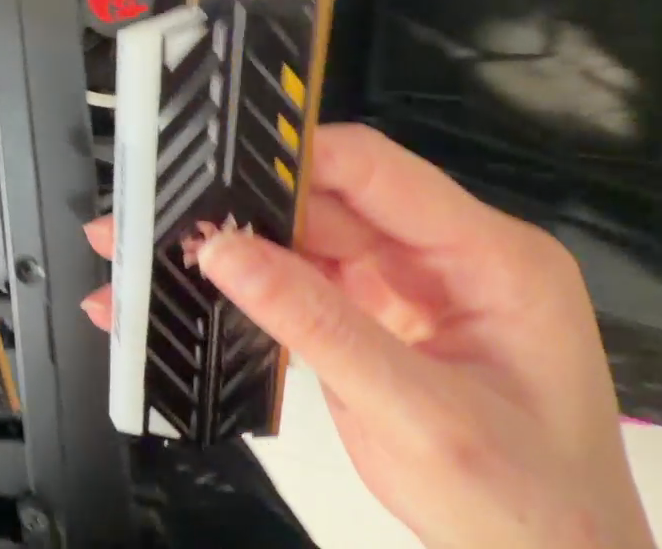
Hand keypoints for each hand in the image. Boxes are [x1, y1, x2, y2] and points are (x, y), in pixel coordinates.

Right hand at [82, 124, 653, 548]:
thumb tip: (221, 249)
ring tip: (139, 253)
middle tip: (146, 216)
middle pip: (315, 200)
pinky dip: (230, 287)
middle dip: (231, 207)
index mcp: (486, 256)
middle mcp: (437, 253)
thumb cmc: (522, 506)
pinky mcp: (358, 310)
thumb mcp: (420, 415)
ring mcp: (395, 281)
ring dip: (219, 248)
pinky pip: (285, 279)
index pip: (371, 169)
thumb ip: (318, 325)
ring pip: (288, 236)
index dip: (287, 156)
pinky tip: (174, 296)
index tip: (204, 163)